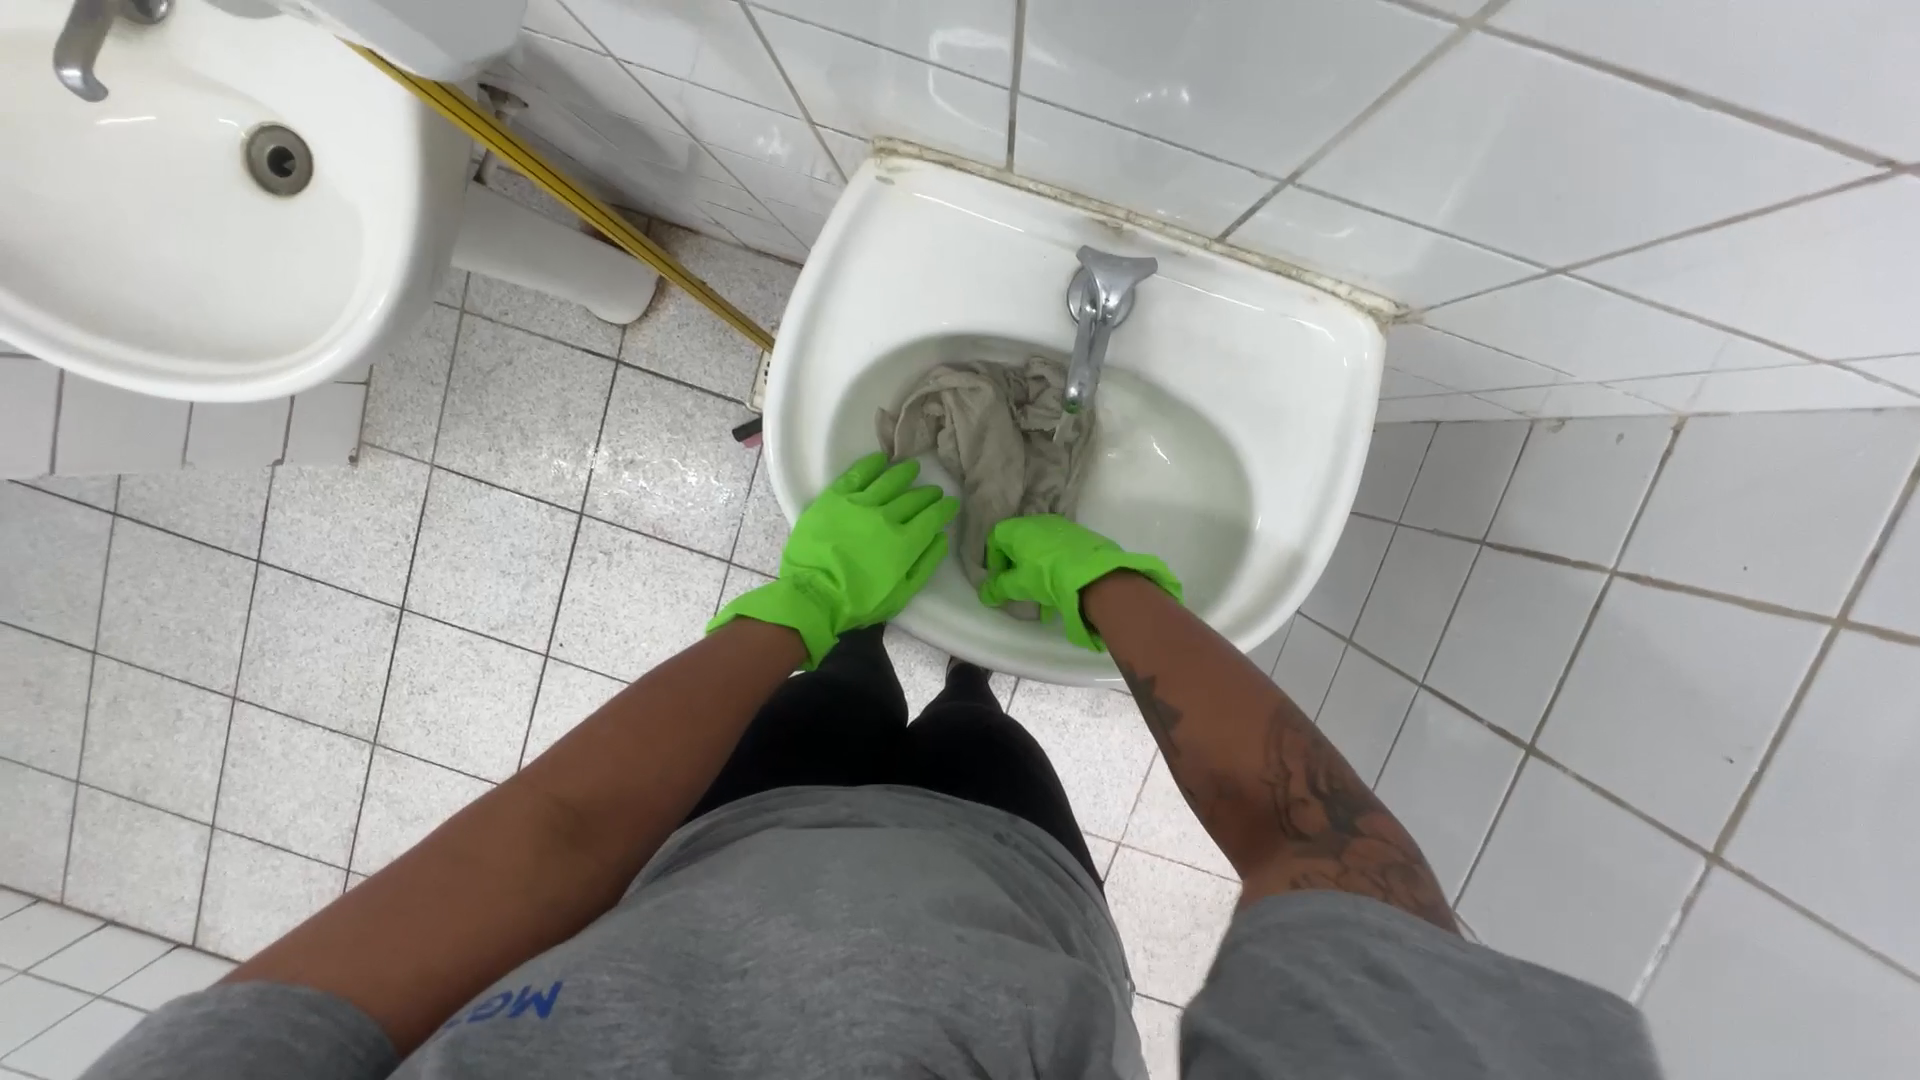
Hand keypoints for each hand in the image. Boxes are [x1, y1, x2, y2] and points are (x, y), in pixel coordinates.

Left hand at [709, 452, 958, 667]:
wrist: (813, 595)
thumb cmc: (858, 602)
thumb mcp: (902, 594)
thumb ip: (925, 565)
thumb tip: (941, 538)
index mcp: (905, 542)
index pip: (932, 517)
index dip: (945, 508)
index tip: (950, 504)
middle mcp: (886, 517)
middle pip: (913, 498)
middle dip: (928, 494)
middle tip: (934, 491)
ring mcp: (859, 504)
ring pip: (888, 481)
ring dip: (904, 473)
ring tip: (912, 468)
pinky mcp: (834, 499)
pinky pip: (857, 474)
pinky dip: (871, 465)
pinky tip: (881, 460)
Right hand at [978, 515, 1181, 651]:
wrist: (1093, 574)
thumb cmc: (1045, 575)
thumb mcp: (1018, 585)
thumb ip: (998, 588)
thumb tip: (984, 594)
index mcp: (1018, 528)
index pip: (995, 539)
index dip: (993, 561)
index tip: (999, 581)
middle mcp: (1039, 521)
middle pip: (1019, 543)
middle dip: (1016, 566)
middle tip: (1018, 587)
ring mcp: (1062, 527)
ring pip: (1040, 549)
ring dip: (1036, 570)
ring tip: (1042, 596)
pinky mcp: (1081, 537)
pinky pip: (1059, 552)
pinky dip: (1054, 568)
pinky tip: (1060, 589)